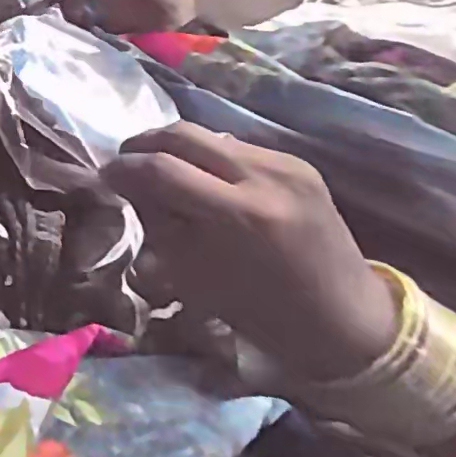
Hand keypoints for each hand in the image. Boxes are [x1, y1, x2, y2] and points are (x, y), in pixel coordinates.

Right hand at [100, 122, 397, 380]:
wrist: (350, 322)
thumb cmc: (264, 313)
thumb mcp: (194, 276)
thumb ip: (159, 222)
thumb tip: (130, 186)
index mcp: (240, 216)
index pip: (161, 169)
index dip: (123, 168)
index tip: (105, 176)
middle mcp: (265, 177)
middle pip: (182, 135)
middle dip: (142, 144)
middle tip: (125, 163)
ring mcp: (287, 165)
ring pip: (206, 135)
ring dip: (172, 148)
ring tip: (157, 170)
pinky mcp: (298, 163)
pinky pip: (233, 147)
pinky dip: (204, 157)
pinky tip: (199, 179)